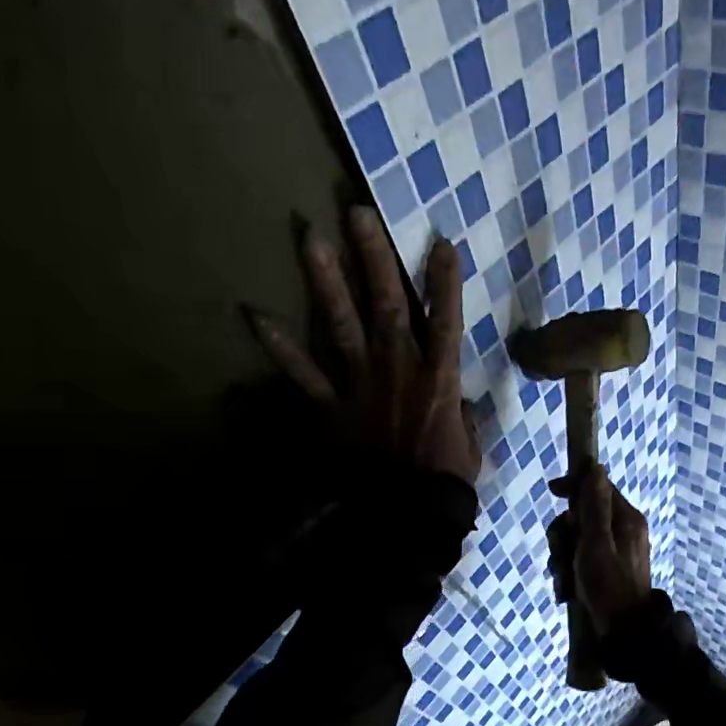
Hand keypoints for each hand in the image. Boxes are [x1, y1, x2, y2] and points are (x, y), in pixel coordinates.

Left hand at [247, 206, 479, 484]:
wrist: (407, 512)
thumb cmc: (445, 480)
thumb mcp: (469, 445)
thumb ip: (461, 415)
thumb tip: (456, 401)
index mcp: (440, 379)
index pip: (445, 321)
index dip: (444, 283)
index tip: (440, 243)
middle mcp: (399, 370)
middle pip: (387, 305)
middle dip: (374, 258)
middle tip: (357, 213)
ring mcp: (362, 385)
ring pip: (343, 326)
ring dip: (326, 283)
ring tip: (310, 240)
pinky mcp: (332, 407)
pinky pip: (305, 374)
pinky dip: (281, 348)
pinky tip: (257, 318)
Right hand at [547, 464, 651, 634]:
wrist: (625, 632)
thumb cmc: (608, 586)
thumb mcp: (596, 543)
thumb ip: (594, 507)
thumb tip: (595, 467)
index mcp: (626, 518)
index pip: (598, 485)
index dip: (574, 485)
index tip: (552, 492)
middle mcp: (623, 529)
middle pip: (583, 513)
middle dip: (564, 532)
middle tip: (561, 552)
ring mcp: (615, 549)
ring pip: (578, 537)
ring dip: (563, 556)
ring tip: (563, 578)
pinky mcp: (607, 567)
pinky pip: (582, 557)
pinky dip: (570, 570)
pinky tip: (567, 588)